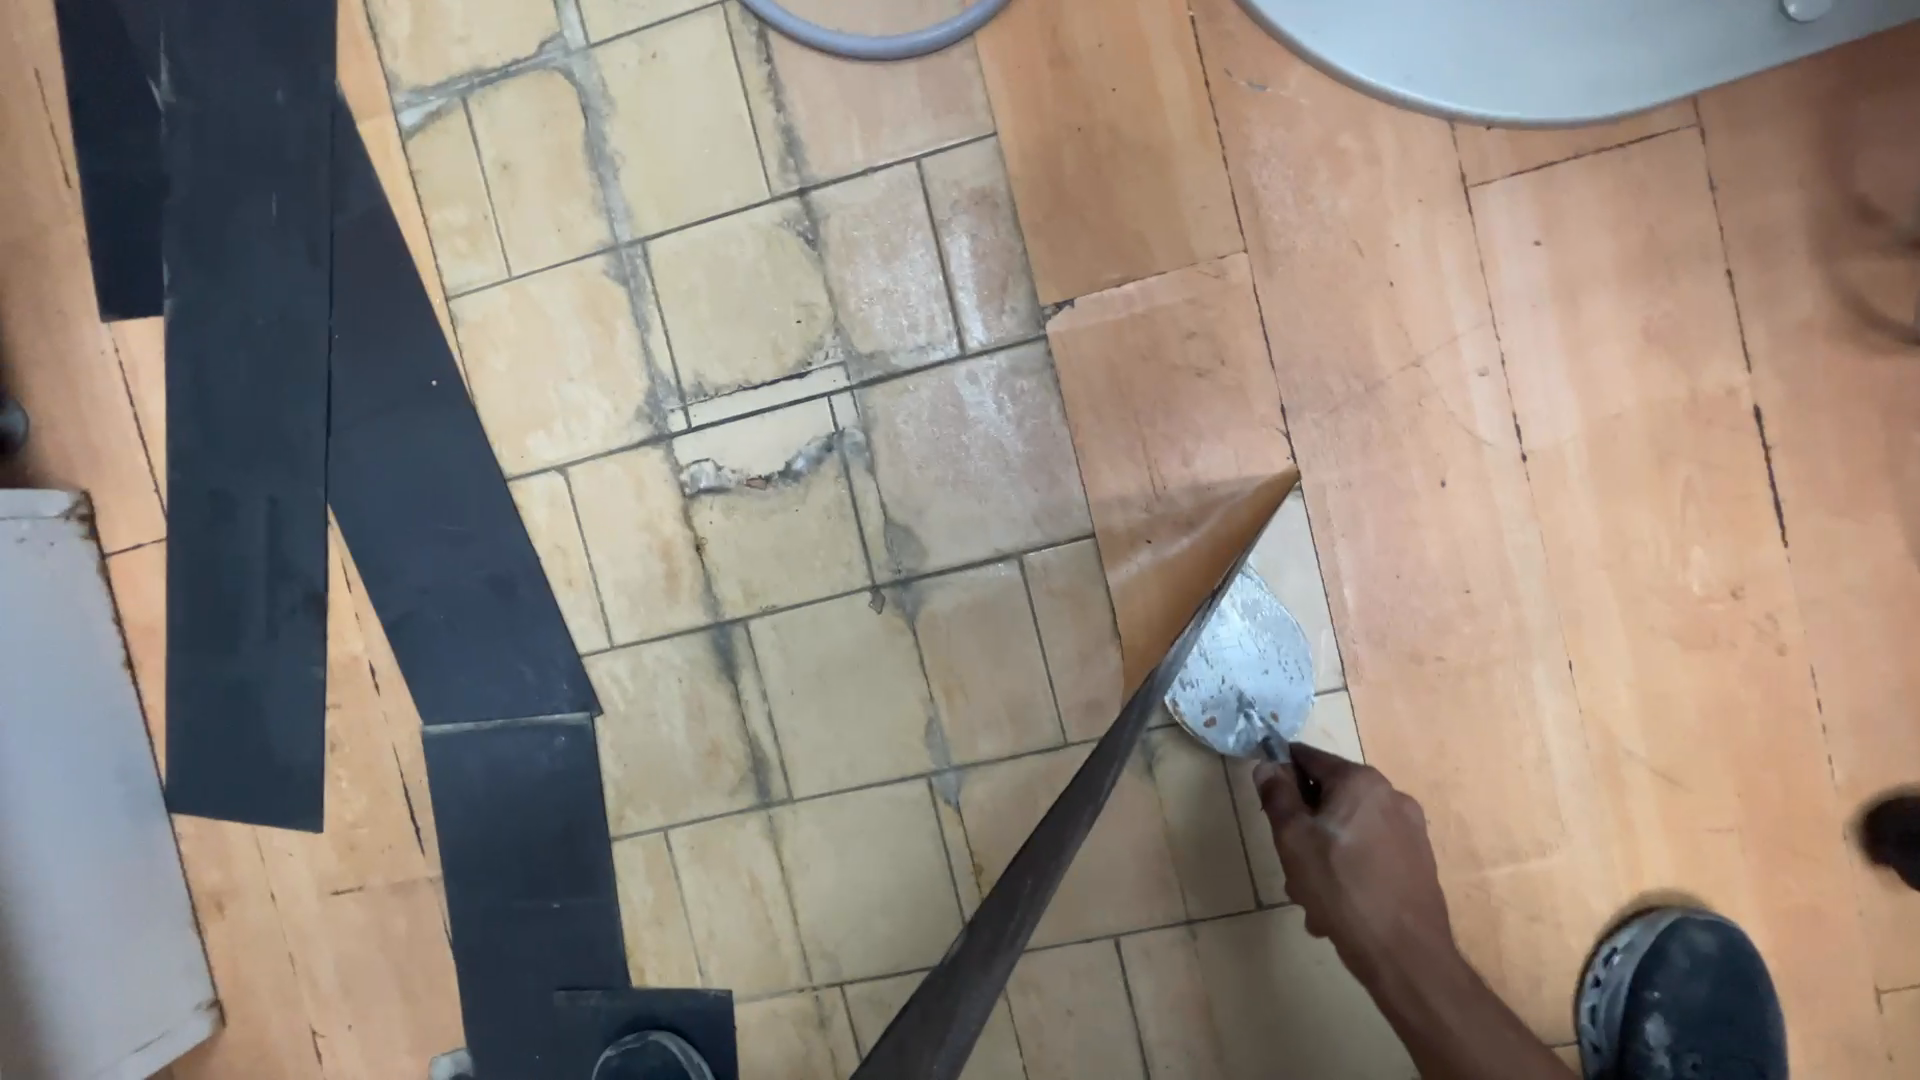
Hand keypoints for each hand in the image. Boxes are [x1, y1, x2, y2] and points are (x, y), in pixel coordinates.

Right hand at [1255, 744, 1452, 982]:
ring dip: (1324, 851)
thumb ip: (1277, 794)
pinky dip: (1350, 867)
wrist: (1406, 954)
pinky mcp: (1419, 861)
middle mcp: (1391, 796)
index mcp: (1360, 781)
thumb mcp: (1292, 838)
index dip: (1281, 775)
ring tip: (1313, 893)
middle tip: (1290, 859)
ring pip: (1348, 827)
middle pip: (1329, 795)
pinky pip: (1370, 851)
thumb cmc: (1340, 887)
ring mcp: (1410, 829)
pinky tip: (1339, 903)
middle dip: (1304, 824)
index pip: (1307, 757)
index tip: (1269, 807)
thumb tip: (1268, 765)